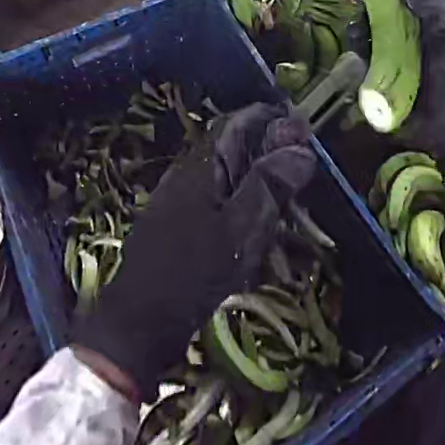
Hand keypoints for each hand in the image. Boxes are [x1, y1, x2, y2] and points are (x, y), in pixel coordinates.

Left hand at [73, 104, 316, 394]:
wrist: (139, 325)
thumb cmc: (193, 271)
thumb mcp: (241, 227)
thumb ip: (270, 184)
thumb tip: (301, 147)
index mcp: (203, 164)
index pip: (239, 122)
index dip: (272, 118)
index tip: (303, 127)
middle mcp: (189, 174)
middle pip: (236, 150)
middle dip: (272, 155)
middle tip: (305, 168)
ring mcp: (181, 201)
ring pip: (231, 181)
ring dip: (263, 189)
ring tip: (293, 210)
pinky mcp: (180, 228)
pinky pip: (222, 208)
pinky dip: (247, 215)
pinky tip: (266, 243)